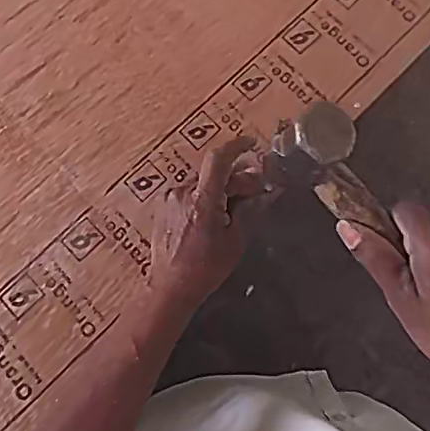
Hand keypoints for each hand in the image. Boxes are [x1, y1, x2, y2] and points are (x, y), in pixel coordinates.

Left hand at [149, 136, 276, 311]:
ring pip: (202, 183)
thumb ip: (251, 210)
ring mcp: (169, 198)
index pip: (218, 159)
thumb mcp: (236, 240)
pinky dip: (203, 197)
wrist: (170, 286)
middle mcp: (182, 193)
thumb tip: (266, 191)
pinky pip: (189, 192)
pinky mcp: (163, 205)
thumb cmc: (206, 268)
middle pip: (214, 174)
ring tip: (230, 214)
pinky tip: (210, 218)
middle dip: (236, 180)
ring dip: (219, 190)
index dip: (237, 146)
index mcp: (202, 201)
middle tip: (253, 195)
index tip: (252, 144)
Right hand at [337, 203, 429, 401]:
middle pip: (419, 223)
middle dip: (404, 246)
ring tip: (425, 298)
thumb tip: (349, 228)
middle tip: (402, 284)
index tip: (377, 250)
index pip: (401, 208)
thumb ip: (375, 258)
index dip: (384, 227)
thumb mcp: (402, 299)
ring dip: (423, 260)